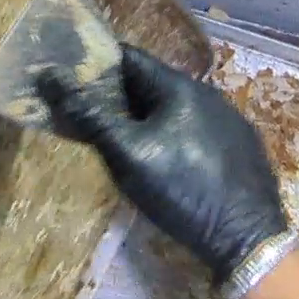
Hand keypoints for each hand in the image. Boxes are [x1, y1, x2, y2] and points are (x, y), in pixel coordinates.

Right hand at [39, 45, 287, 281]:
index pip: (130, 57)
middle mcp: (208, 92)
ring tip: (122, 133)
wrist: (249, 242)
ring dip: (148, 113)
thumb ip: (89, 116)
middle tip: (90, 108)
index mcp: (179, 86)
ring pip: (176, 105)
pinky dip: (175, 131)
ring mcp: (230, 118)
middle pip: (152, 81)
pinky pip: (198, 125)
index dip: (98, 62)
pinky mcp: (243, 144)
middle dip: (120, 92)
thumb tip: (50, 78)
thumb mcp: (127, 155)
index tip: (73, 74)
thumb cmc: (181, 191)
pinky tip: (167, 156)